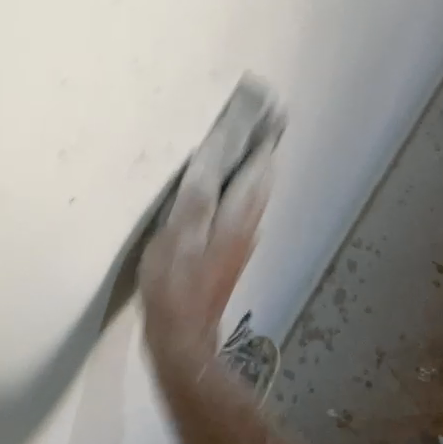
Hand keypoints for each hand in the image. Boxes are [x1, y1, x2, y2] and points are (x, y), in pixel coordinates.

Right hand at [138, 104, 279, 381]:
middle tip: (260, 115)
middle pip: (262, 176)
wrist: (182, 337)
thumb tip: (213, 156)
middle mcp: (247, 222)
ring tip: (247, 138)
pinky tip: (228, 181)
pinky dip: (241, 183)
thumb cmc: (175, 283)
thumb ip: (197, 194)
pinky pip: (242, 204)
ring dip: (254, 164)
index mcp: (236, 213)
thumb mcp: (177, 234)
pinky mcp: (229, 250)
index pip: (258, 164)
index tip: (267, 106)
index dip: (261, 135)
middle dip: (262, 145)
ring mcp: (241, 239)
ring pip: (255, 191)